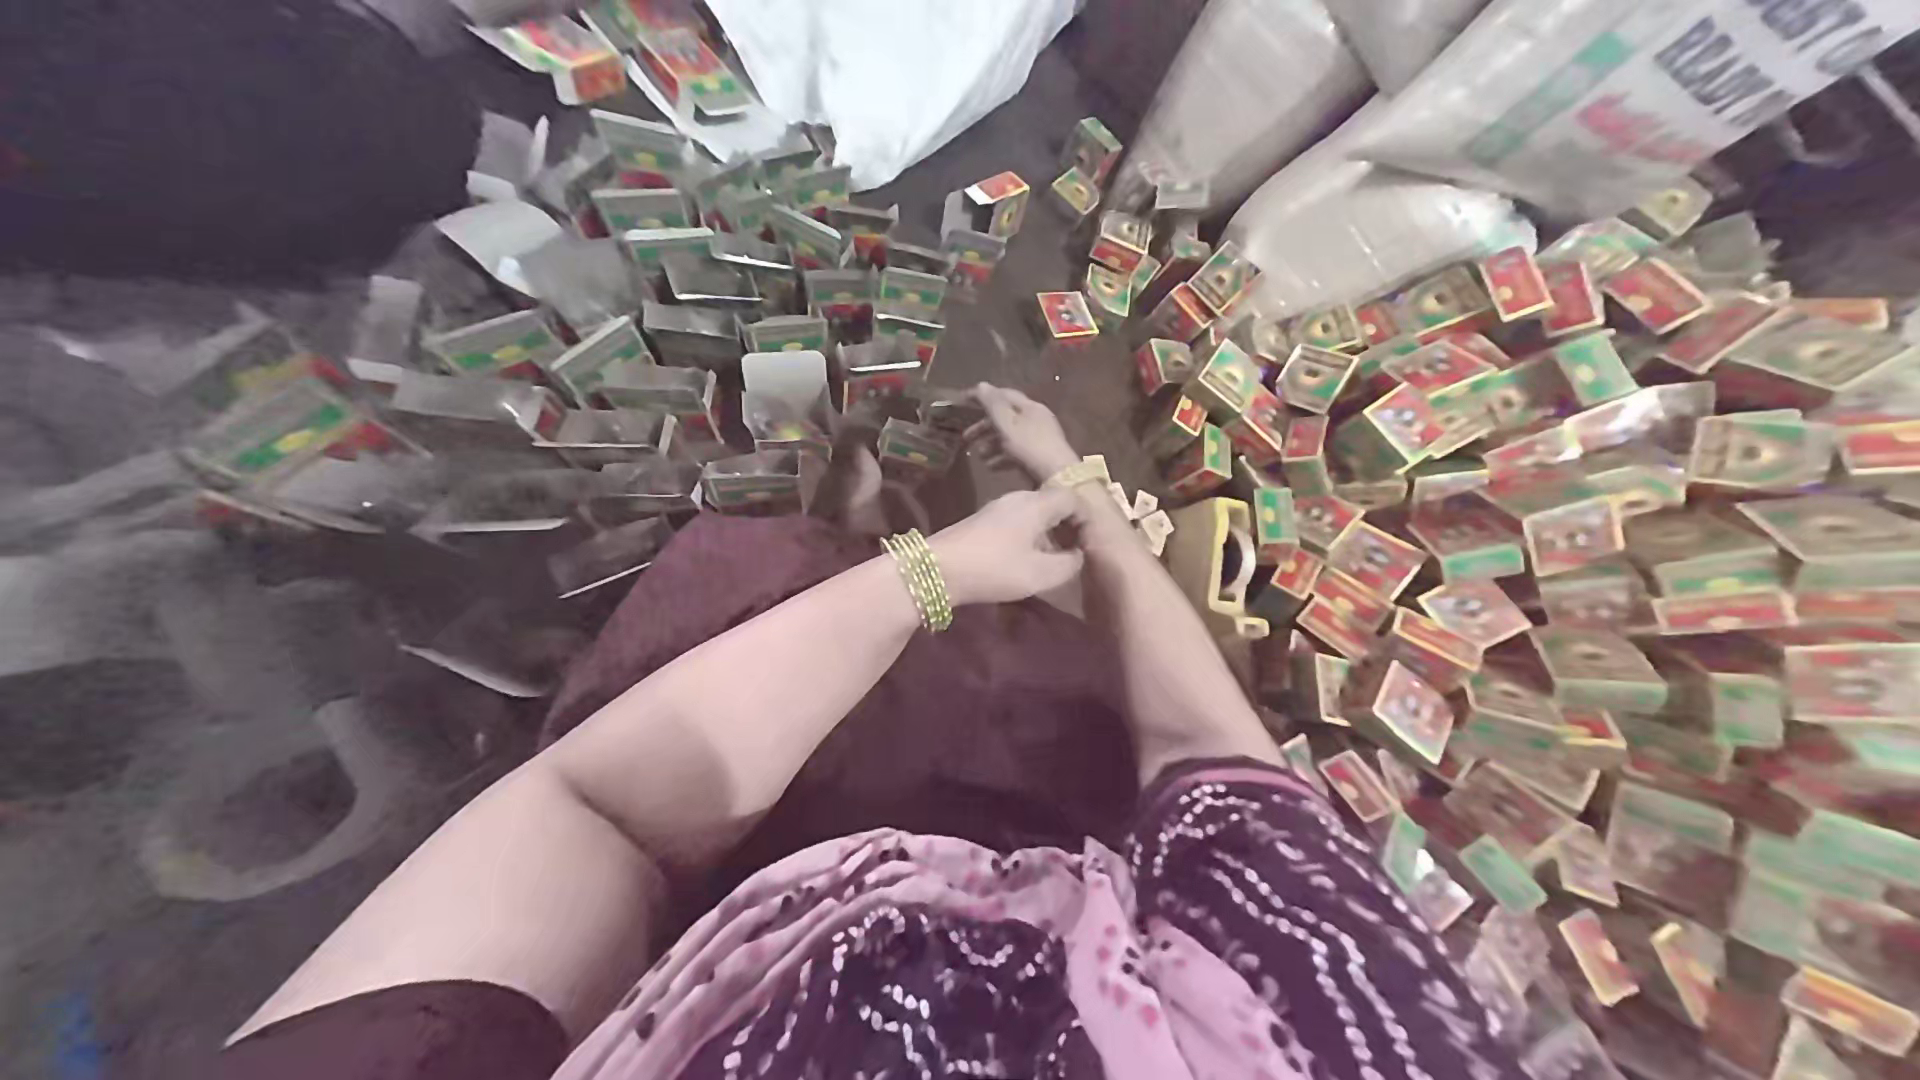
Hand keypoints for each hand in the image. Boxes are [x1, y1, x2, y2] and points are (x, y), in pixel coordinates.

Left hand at [927, 488, 1083, 605]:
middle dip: (1066, 528)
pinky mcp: (981, 522)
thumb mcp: (1041, 573)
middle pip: (1052, 504)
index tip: (1090, 543)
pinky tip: (1022, 561)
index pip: (1073, 497)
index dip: (1086, 518)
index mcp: (1037, 503)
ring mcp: (996, 508)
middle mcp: (1017, 498)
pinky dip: (1026, 538)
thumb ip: (1069, 563)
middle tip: (1073, 555)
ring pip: (1033, 515)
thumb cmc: (995, 568)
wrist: (937, 569)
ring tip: (1049, 563)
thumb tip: (1077, 554)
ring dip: (1045, 535)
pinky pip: (1015, 523)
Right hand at [965, 383, 1079, 480]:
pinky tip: (992, 467)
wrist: (1058, 477)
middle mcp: (1036, 419)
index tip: (963, 401)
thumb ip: (993, 405)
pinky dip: (1002, 457)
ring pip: (1010, 437)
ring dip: (991, 444)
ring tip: (979, 456)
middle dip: (984, 426)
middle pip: (1006, 418)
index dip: (983, 396)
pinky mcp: (1040, 457)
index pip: (1003, 395)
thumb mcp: (1008, 423)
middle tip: (966, 437)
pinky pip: (1017, 453)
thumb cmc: (1030, 447)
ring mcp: (1040, 439)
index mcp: (1029, 407)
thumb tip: (981, 385)